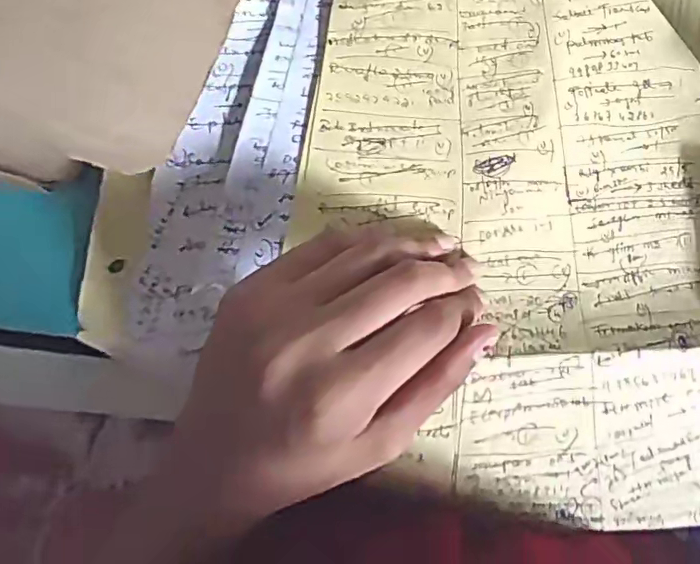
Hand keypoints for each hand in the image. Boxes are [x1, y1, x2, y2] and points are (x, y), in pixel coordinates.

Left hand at [110, 226, 497, 563]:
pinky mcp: (254, 286)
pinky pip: (330, 242)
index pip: (426, 328)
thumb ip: (439, 382)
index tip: (478, 304)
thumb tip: (487, 328)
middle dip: (449, 271)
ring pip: (370, 251)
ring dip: (418, 243)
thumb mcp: (381, 441)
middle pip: (403, 282)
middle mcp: (304, 344)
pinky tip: (398, 244)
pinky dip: (373, 238)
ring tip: (446, 246)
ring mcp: (273, 307)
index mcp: (337, 396)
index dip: (463, 308)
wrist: (211, 461)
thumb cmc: (307, 461)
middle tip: (471, 270)